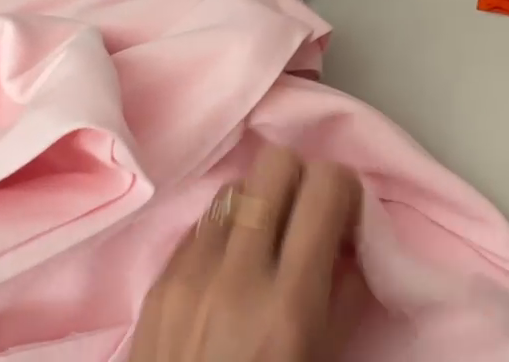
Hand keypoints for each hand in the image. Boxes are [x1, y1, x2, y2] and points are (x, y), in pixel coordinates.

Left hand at [130, 145, 365, 361]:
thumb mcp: (321, 357)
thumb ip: (343, 290)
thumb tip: (349, 230)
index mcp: (289, 304)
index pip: (324, 187)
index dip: (341, 188)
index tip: (343, 211)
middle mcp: (237, 274)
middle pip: (275, 164)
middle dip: (299, 179)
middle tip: (305, 213)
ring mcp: (190, 272)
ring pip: (237, 186)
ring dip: (260, 203)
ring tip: (265, 241)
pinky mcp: (159, 278)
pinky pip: (203, 224)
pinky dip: (225, 231)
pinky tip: (228, 266)